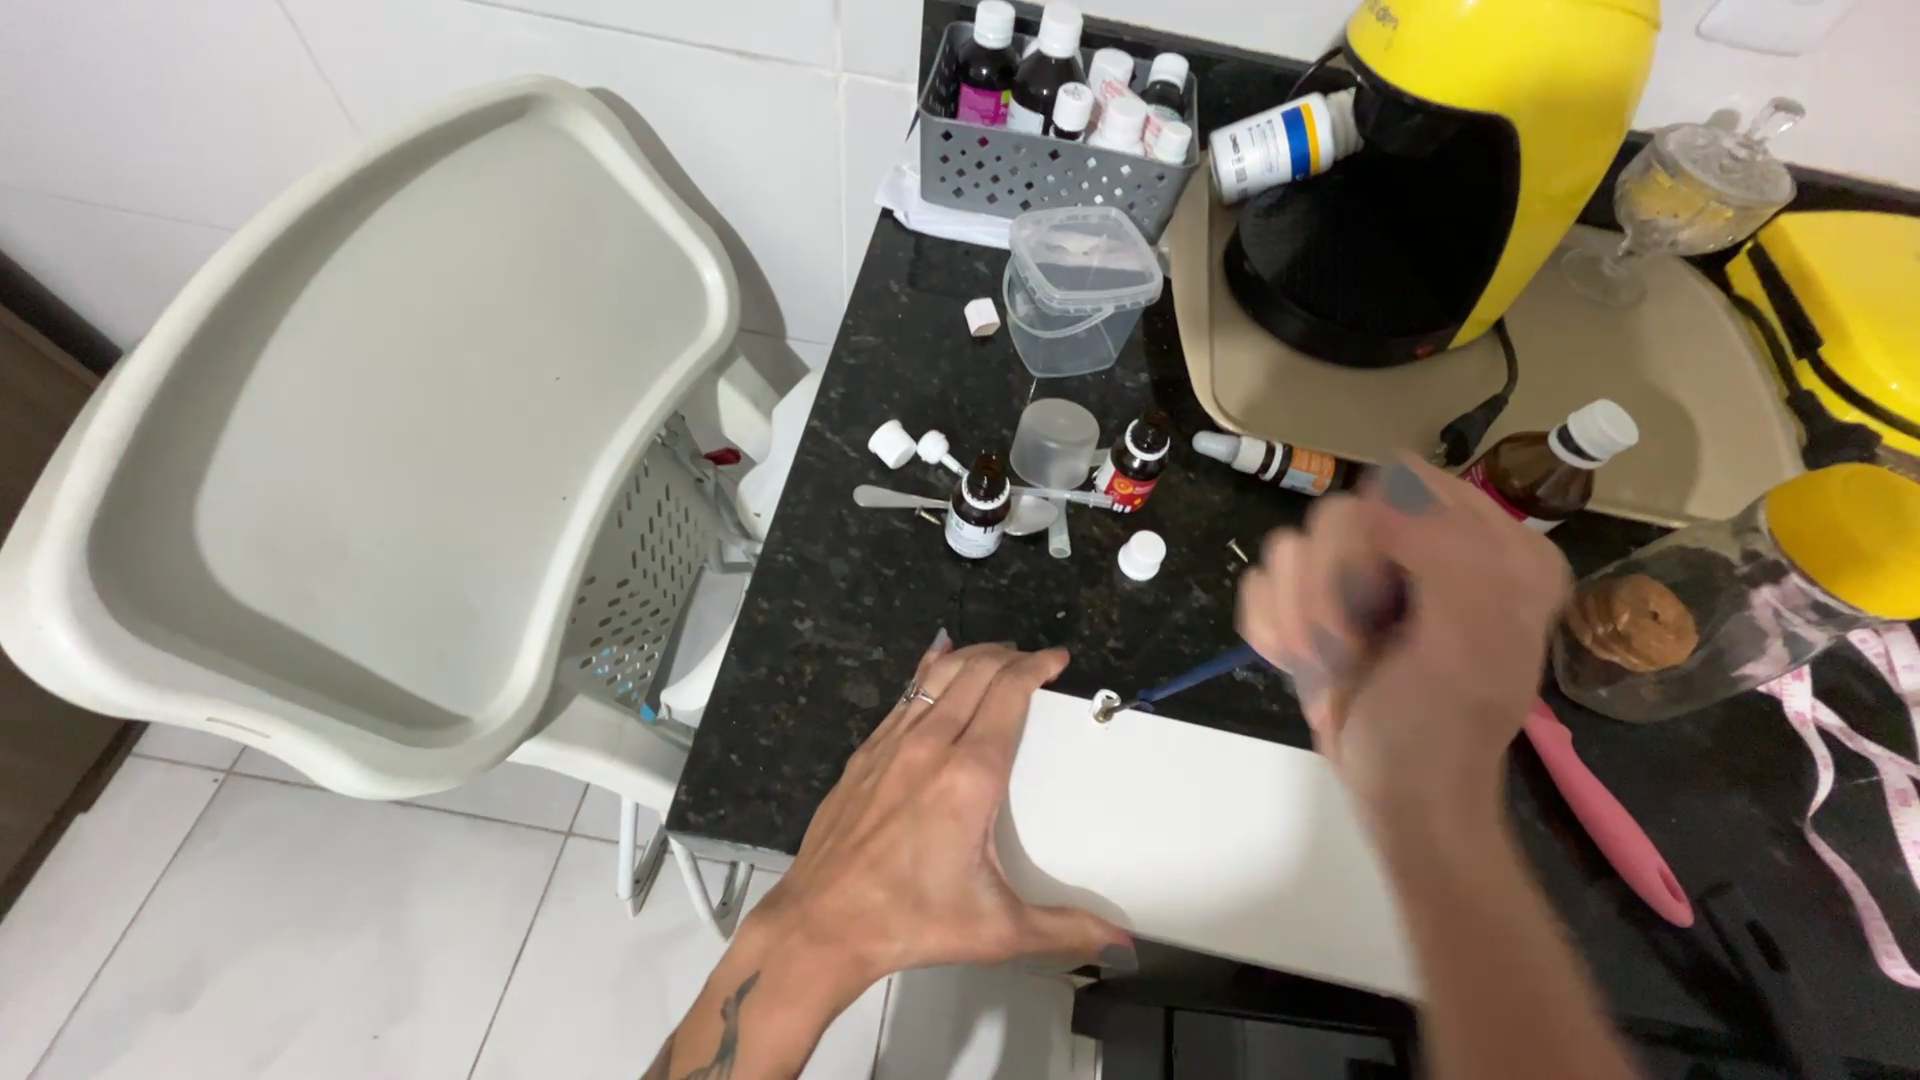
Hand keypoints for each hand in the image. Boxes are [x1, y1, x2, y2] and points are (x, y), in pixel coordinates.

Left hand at [746, 637, 1133, 997]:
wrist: (821, 922)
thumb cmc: (911, 921)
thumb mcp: (998, 930)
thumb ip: (1065, 929)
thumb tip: (1121, 941)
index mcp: (970, 775)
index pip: (1009, 693)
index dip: (1037, 666)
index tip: (1057, 659)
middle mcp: (931, 744)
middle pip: (976, 671)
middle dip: (1011, 655)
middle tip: (1034, 660)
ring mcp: (892, 743)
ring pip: (937, 675)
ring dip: (972, 658)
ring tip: (997, 657)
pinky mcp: (865, 751)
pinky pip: (905, 695)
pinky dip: (930, 672)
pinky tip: (938, 666)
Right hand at [1236, 456, 1571, 828]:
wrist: (1396, 793)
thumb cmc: (1442, 728)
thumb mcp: (1470, 645)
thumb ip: (1447, 556)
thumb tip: (1382, 486)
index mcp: (1486, 543)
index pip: (1401, 485)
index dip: (1379, 541)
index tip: (1389, 603)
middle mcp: (1422, 545)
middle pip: (1333, 517)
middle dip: (1331, 591)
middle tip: (1356, 644)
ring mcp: (1359, 572)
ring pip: (1287, 550)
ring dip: (1300, 620)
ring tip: (1336, 663)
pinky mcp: (1311, 598)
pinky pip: (1260, 583)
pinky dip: (1274, 630)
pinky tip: (1306, 664)